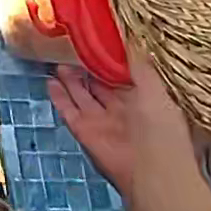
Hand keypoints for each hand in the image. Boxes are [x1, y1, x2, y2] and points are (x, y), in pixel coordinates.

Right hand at [47, 51, 193, 200]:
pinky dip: (59, 98)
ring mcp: (102, 122)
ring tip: (58, 62)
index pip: (122, 75)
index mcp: (142, 99)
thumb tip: (128, 36)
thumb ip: (138, 63)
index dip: (109, 59)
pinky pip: (69, 111)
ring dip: (70, 80)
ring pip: (82, 96)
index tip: (96, 39)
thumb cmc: (161, 127)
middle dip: (87, 69)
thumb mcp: (154, 87)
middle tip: (72, 49)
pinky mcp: (85, 133)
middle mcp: (121, 110)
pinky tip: (50, 82)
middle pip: (100, 85)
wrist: (153, 174)